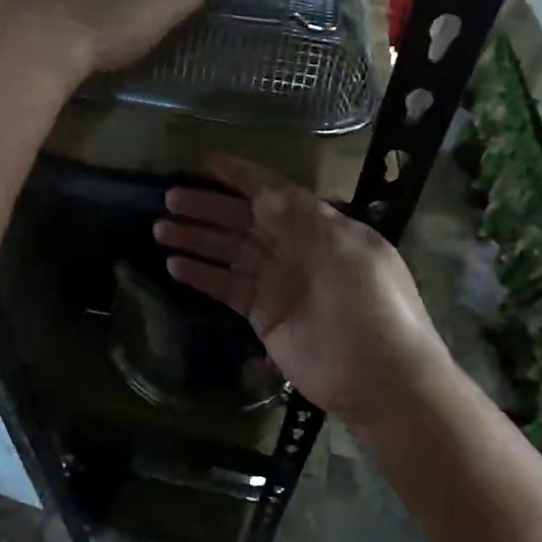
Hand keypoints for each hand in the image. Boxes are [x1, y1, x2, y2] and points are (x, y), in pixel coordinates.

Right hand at [154, 155, 454, 424]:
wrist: (380, 378)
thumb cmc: (370, 305)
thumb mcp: (343, 249)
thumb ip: (300, 219)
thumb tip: (263, 194)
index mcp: (323, 227)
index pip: (275, 193)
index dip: (242, 177)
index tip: (207, 163)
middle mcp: (297, 249)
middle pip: (245, 221)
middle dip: (209, 208)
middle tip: (171, 198)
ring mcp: (279, 283)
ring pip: (230, 252)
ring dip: (197, 239)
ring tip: (161, 229)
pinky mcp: (263, 315)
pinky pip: (227, 287)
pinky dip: (202, 276)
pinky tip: (175, 266)